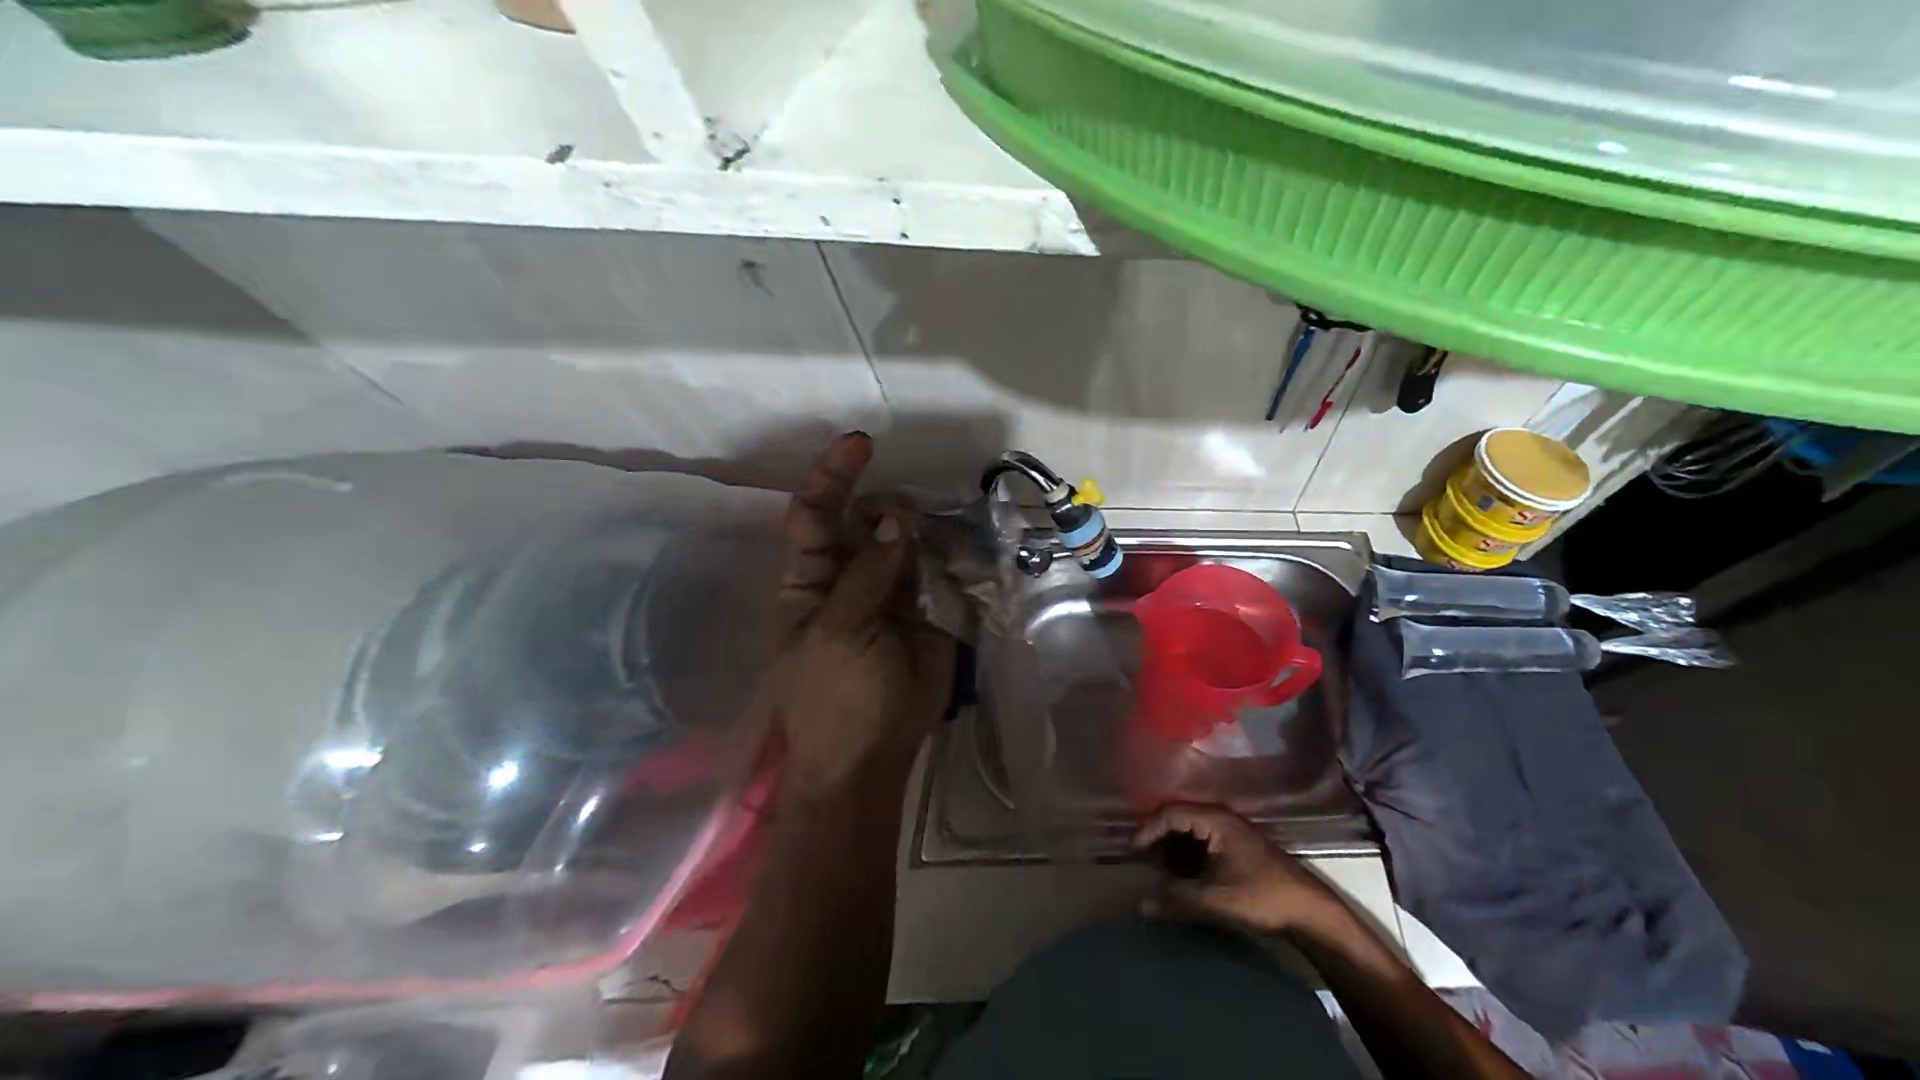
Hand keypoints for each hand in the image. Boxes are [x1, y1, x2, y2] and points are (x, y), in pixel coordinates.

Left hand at [768, 432, 955, 798]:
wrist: (869, 759)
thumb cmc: (834, 696)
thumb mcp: (837, 632)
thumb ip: (868, 575)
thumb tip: (897, 519)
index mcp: (808, 579)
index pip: (814, 514)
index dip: (832, 477)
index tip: (859, 445)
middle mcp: (846, 575)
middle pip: (859, 519)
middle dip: (878, 497)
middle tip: (905, 503)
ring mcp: (887, 590)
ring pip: (901, 540)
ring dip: (913, 525)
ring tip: (926, 532)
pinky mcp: (924, 608)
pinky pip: (932, 568)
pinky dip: (942, 551)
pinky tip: (950, 543)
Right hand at [1134, 803, 1351, 936]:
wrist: (1311, 912)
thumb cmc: (1263, 898)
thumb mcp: (1216, 900)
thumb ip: (1176, 899)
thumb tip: (1140, 904)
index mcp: (1215, 820)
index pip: (1169, 813)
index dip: (1147, 830)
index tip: (1131, 851)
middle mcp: (1220, 818)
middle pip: (1177, 818)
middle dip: (1156, 837)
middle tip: (1138, 858)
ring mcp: (1230, 832)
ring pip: (1189, 830)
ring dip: (1170, 847)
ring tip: (1154, 868)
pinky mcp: (1236, 847)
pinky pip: (1200, 842)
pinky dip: (1184, 854)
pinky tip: (1178, 874)